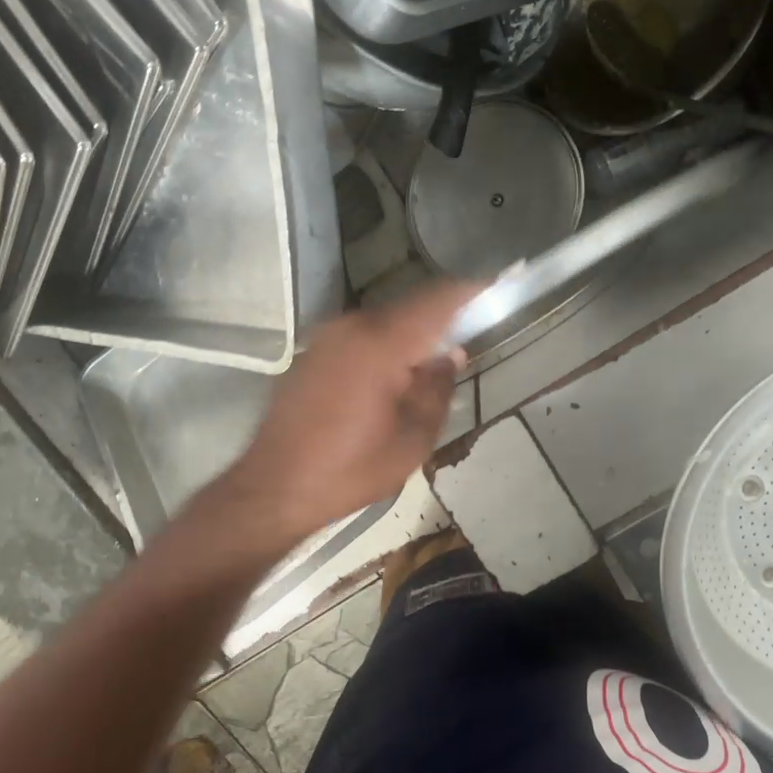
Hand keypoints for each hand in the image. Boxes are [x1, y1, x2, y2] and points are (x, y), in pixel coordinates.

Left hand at [222, 282, 480, 543]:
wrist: (274, 488)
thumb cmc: (350, 470)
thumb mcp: (412, 440)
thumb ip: (437, 390)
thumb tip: (450, 356)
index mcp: (380, 344)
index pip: (437, 301)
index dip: (470, 291)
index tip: (498, 284)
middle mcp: (351, 328)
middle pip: (410, 307)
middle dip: (443, 316)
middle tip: (471, 332)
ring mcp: (326, 338)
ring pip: (384, 322)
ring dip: (413, 333)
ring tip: (435, 358)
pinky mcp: (312, 354)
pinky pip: (361, 336)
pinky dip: (386, 344)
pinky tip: (396, 373)